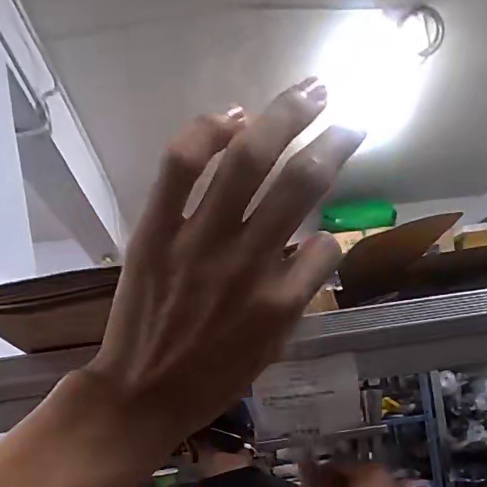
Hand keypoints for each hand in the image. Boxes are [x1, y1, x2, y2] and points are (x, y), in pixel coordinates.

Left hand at [81, 80, 365, 449]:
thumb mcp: (270, 353)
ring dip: (285, 116)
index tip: (327, 227)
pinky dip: (208, 133)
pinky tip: (232, 118)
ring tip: (309, 91)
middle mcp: (248, 263)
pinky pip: (181, 167)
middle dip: (333, 139)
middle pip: (302, 182)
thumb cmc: (208, 382)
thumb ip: (297, 301)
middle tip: (347, 113)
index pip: (326, 248)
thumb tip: (316, 248)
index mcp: (281, 303)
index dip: (333, 236)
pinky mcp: (156, 231)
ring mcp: (200, 242)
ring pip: (248, 161)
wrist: (140, 395)